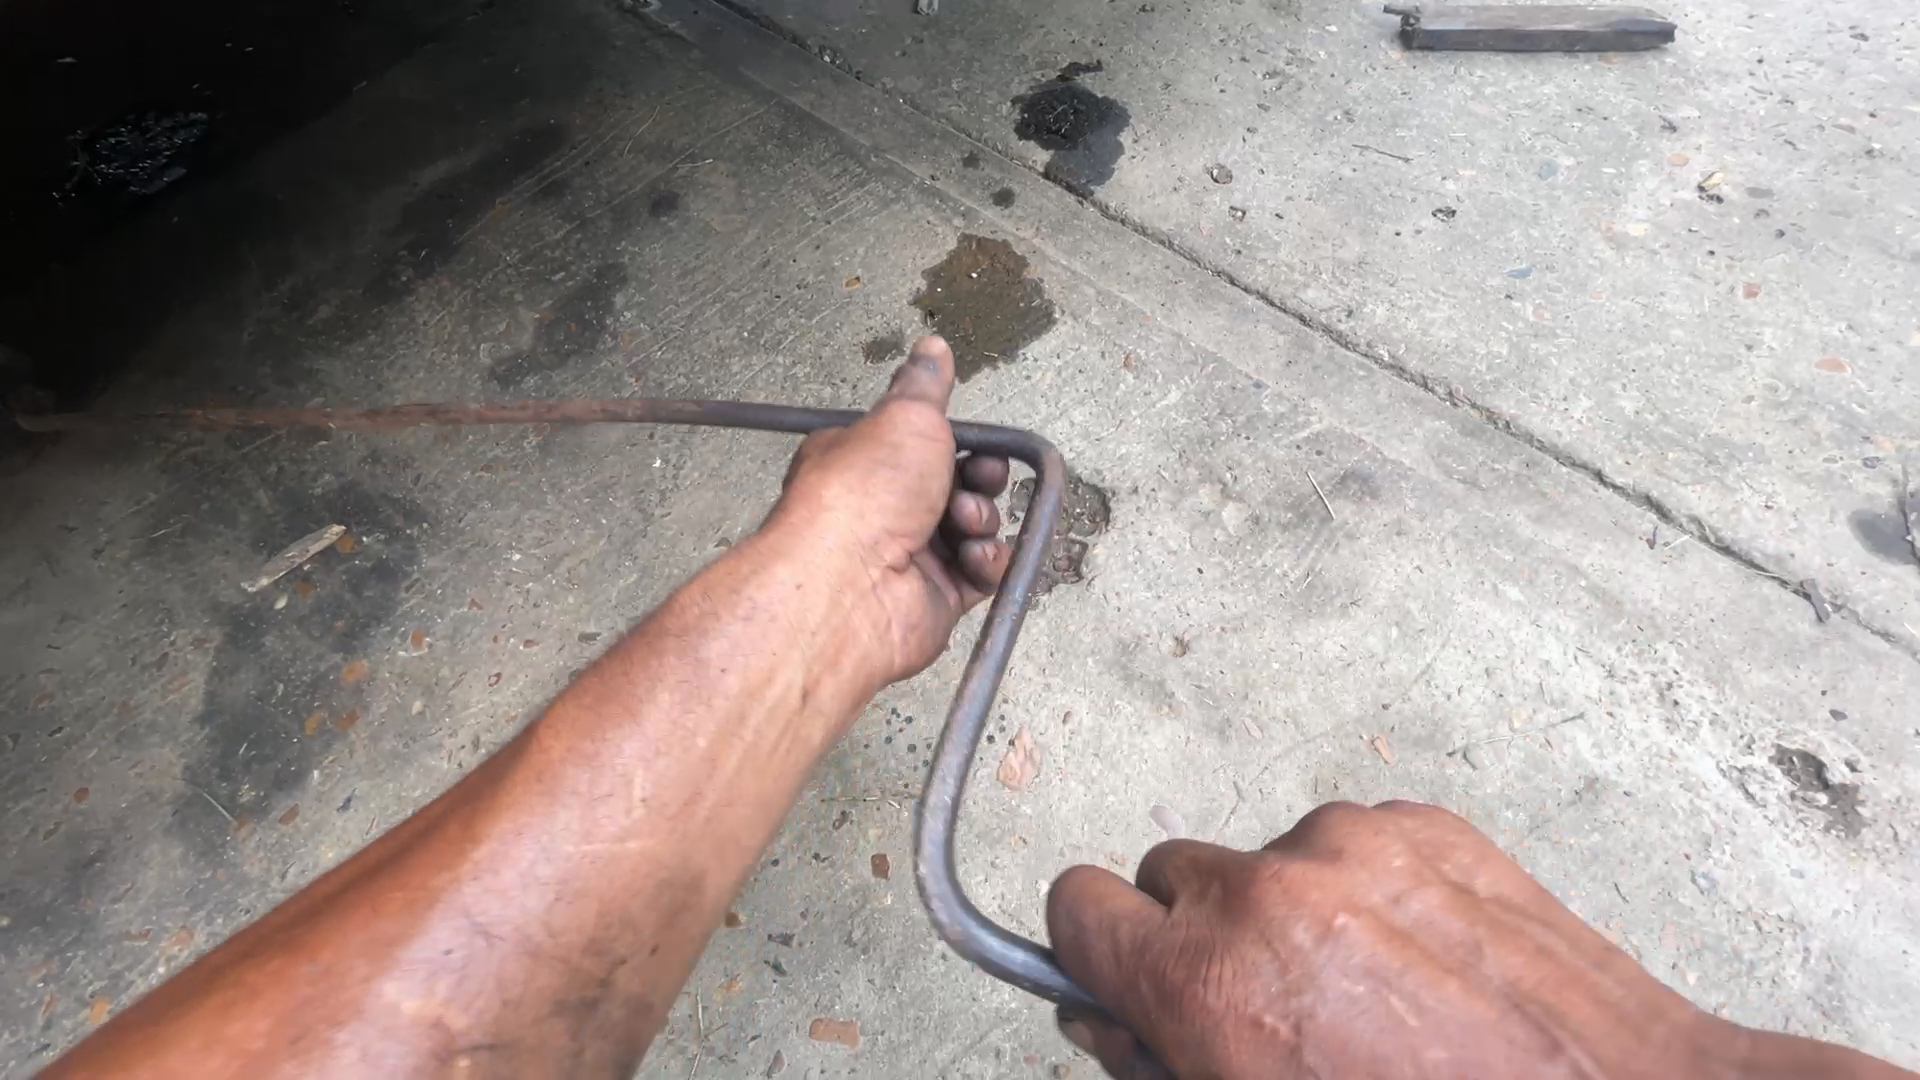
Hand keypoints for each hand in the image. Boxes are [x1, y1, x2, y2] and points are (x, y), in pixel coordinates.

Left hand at [765, 335, 1010, 685]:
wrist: (854, 581)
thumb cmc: (865, 493)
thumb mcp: (903, 416)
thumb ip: (925, 385)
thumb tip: (932, 348)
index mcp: (869, 462)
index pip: (926, 445)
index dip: (961, 442)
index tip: (978, 441)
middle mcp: (886, 509)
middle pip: (958, 486)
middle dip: (980, 479)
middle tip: (978, 478)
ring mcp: (911, 556)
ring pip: (973, 530)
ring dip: (981, 520)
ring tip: (963, 522)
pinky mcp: (935, 598)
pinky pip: (980, 576)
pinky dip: (987, 563)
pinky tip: (973, 557)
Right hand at [1047, 801, 1913, 1079]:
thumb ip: (1154, 1069)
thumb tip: (1099, 1013)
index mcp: (1212, 982)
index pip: (1076, 901)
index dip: (1092, 938)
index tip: (1125, 967)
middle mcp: (1264, 890)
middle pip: (1165, 870)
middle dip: (1196, 929)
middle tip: (1270, 999)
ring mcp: (1346, 841)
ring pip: (1259, 857)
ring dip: (1286, 911)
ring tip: (1376, 990)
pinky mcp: (1417, 820)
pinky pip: (1345, 841)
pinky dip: (1361, 888)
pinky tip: (1429, 958)